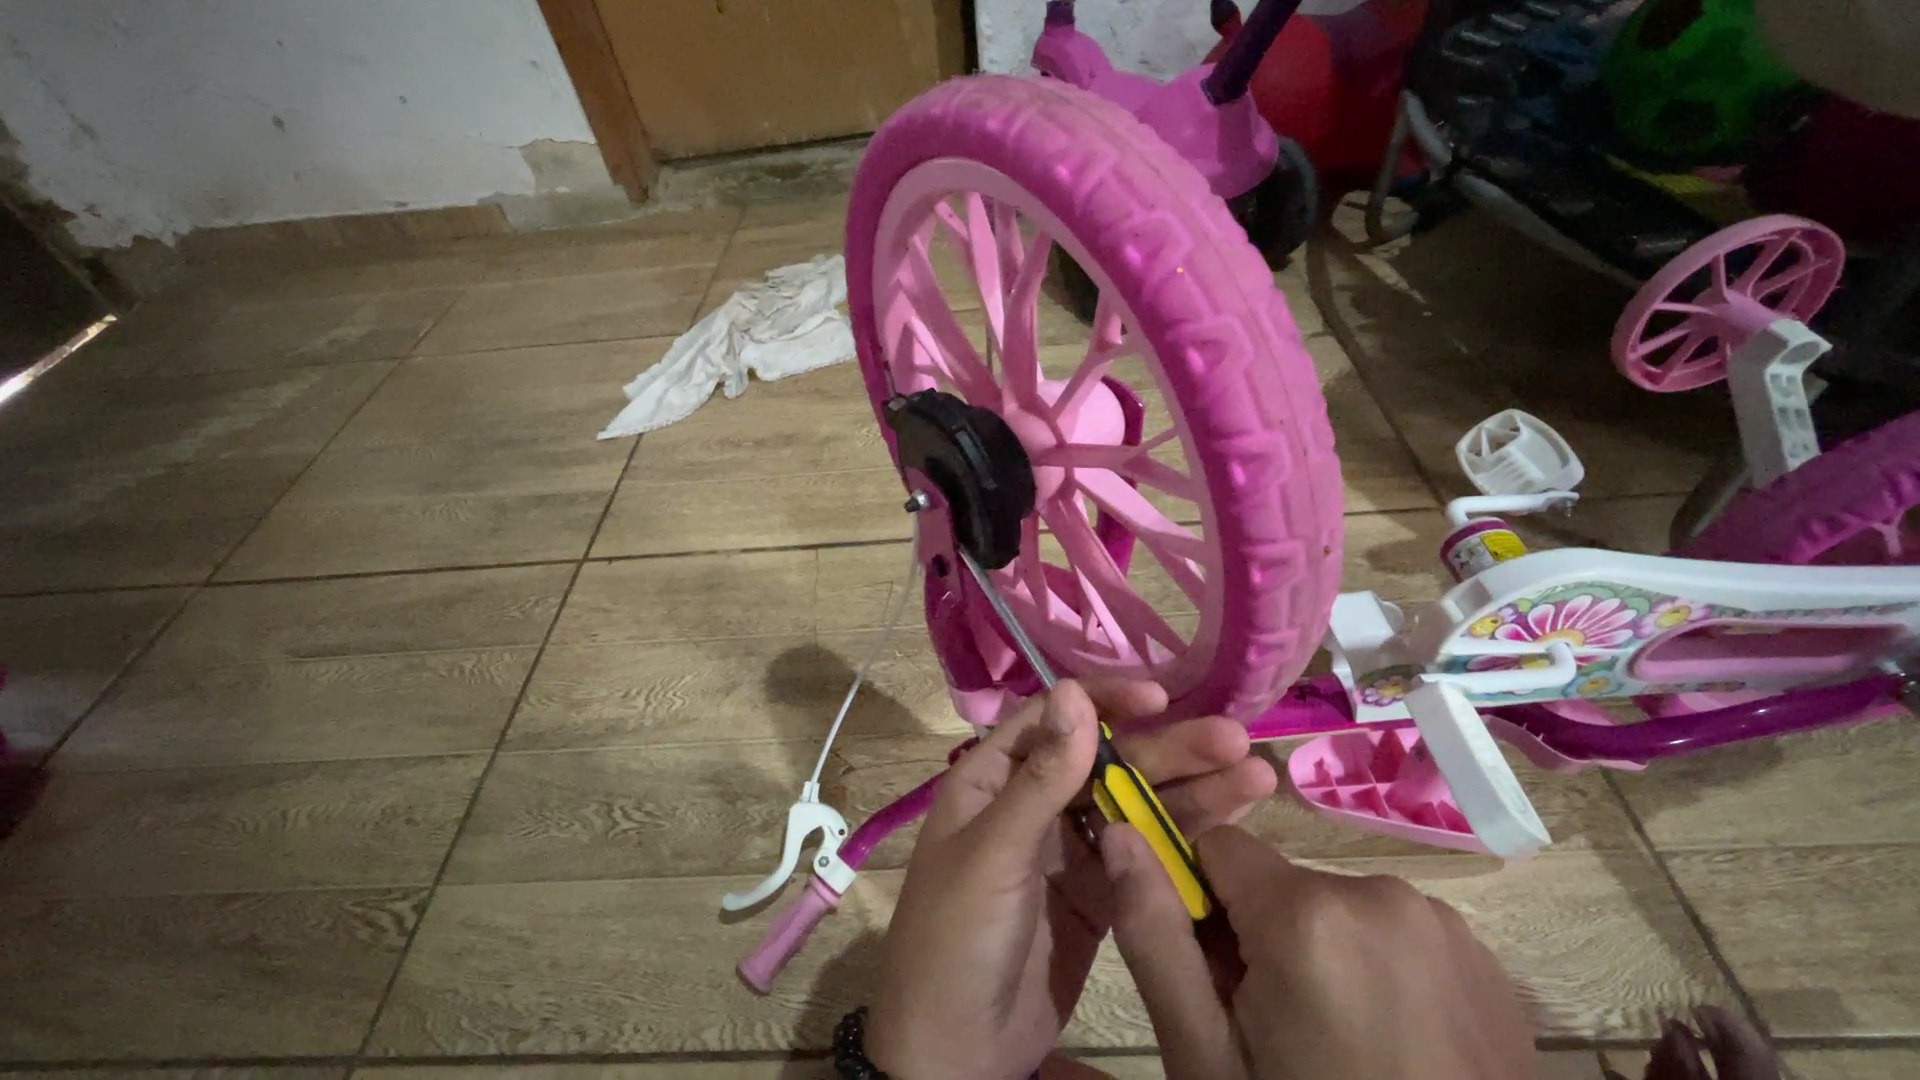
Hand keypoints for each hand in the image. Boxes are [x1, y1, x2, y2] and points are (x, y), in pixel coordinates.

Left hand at [868, 679, 1277, 1079]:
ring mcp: (1068, 851)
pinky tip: (1230, 825)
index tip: (1161, 698)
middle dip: (1168, 752)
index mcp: (992, 780)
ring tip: (1254, 778)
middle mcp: (1032, 804)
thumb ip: (1041, 777)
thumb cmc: (956, 936)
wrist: (955, 1049)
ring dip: (1190, 794)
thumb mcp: (994, 852)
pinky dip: (1183, 843)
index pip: (1054, 720)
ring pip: (1134, 808)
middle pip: (1107, 763)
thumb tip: (1073, 691)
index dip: (1106, 703)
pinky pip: (1144, 857)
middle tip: (1235, 741)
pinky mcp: (1097, 896)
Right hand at [1104, 824, 1536, 1079]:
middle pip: (1279, 886)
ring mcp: (1444, 926)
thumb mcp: (1205, 1056)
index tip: (1215, 977)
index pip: (1218, 848)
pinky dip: (1378, 972)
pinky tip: (1393, 1048)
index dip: (1200, 904)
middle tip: (1275, 1034)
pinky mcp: (1487, 961)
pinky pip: (1395, 935)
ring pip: (1335, 908)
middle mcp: (1381, 894)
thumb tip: (1119, 833)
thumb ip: (1154, 935)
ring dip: (1321, 955)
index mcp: (1306, 914)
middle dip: (1263, 940)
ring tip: (1339, 1049)